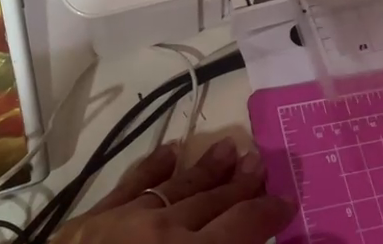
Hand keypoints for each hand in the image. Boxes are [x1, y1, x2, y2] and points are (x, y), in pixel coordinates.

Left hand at [54, 138, 294, 243]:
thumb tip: (240, 242)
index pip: (242, 228)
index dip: (267, 213)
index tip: (285, 199)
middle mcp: (167, 229)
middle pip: (213, 201)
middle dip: (240, 183)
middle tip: (260, 161)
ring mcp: (130, 215)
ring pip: (178, 185)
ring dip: (206, 168)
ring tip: (229, 147)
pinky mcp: (97, 212)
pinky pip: (133, 180)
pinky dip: (155, 164)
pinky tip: (171, 151)